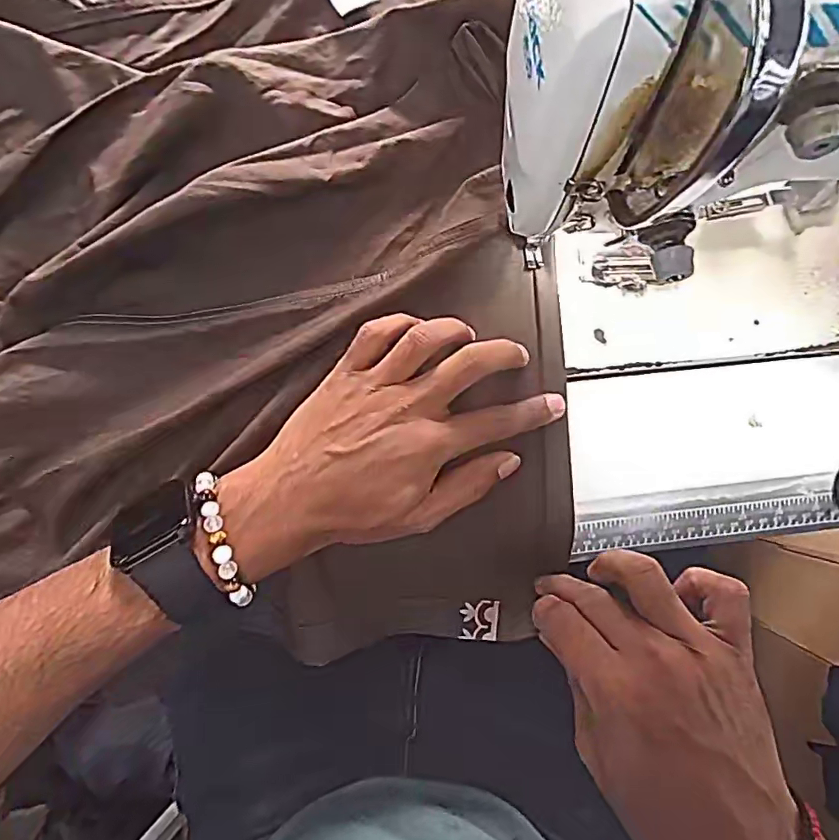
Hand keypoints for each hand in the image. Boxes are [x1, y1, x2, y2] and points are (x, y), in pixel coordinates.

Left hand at [210, 314, 564, 580]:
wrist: (290, 499)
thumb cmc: (348, 511)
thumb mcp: (418, 516)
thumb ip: (467, 487)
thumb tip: (503, 464)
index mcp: (428, 444)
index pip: (495, 421)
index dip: (530, 412)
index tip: (548, 405)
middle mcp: (406, 406)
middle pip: (469, 365)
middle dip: (503, 354)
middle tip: (515, 356)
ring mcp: (375, 385)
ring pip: (425, 338)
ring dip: (455, 330)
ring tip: (468, 336)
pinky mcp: (346, 374)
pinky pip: (376, 334)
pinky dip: (399, 323)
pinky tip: (413, 328)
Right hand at [534, 552, 796, 839]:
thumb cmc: (667, 817)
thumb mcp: (598, 758)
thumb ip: (578, 691)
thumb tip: (564, 646)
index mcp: (616, 691)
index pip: (563, 619)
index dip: (543, 609)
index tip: (541, 611)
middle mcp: (655, 659)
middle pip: (594, 596)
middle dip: (562, 588)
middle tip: (552, 591)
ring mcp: (699, 651)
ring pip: (649, 577)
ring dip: (614, 565)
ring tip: (601, 571)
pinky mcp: (736, 654)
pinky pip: (724, 594)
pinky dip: (699, 581)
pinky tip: (677, 592)